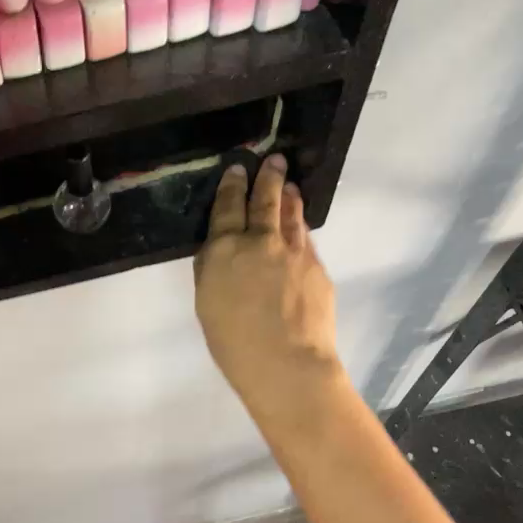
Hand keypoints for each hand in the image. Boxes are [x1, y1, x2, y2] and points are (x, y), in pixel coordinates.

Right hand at [194, 155, 341, 413]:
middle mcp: (259, 241)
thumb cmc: (234, 343)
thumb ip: (212, 270)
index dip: (232, 186)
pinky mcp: (315, 265)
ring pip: (290, 213)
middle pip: (263, 201)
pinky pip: (304, 236)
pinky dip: (300, 224)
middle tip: (273, 159)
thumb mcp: (207, 303)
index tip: (237, 168)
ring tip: (288, 183)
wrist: (286, 363)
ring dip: (287, 195)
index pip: (227, 207)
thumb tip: (219, 251)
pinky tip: (299, 223)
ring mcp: (292, 250)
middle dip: (267, 177)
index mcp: (223, 250)